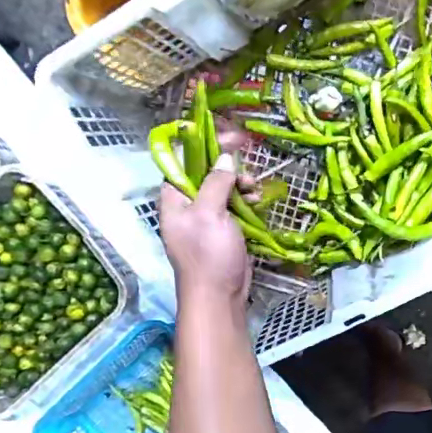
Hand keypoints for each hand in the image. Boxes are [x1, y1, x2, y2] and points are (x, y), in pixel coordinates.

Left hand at [161, 154, 250, 306]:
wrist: (219, 296)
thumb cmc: (208, 254)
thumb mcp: (209, 213)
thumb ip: (215, 182)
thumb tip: (225, 158)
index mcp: (174, 198)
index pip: (183, 160)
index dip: (204, 145)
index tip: (228, 136)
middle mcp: (187, 205)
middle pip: (206, 172)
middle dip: (227, 165)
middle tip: (247, 162)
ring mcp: (206, 218)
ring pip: (223, 188)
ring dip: (239, 183)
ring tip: (253, 188)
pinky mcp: (223, 230)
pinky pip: (233, 206)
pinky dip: (245, 200)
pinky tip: (256, 201)